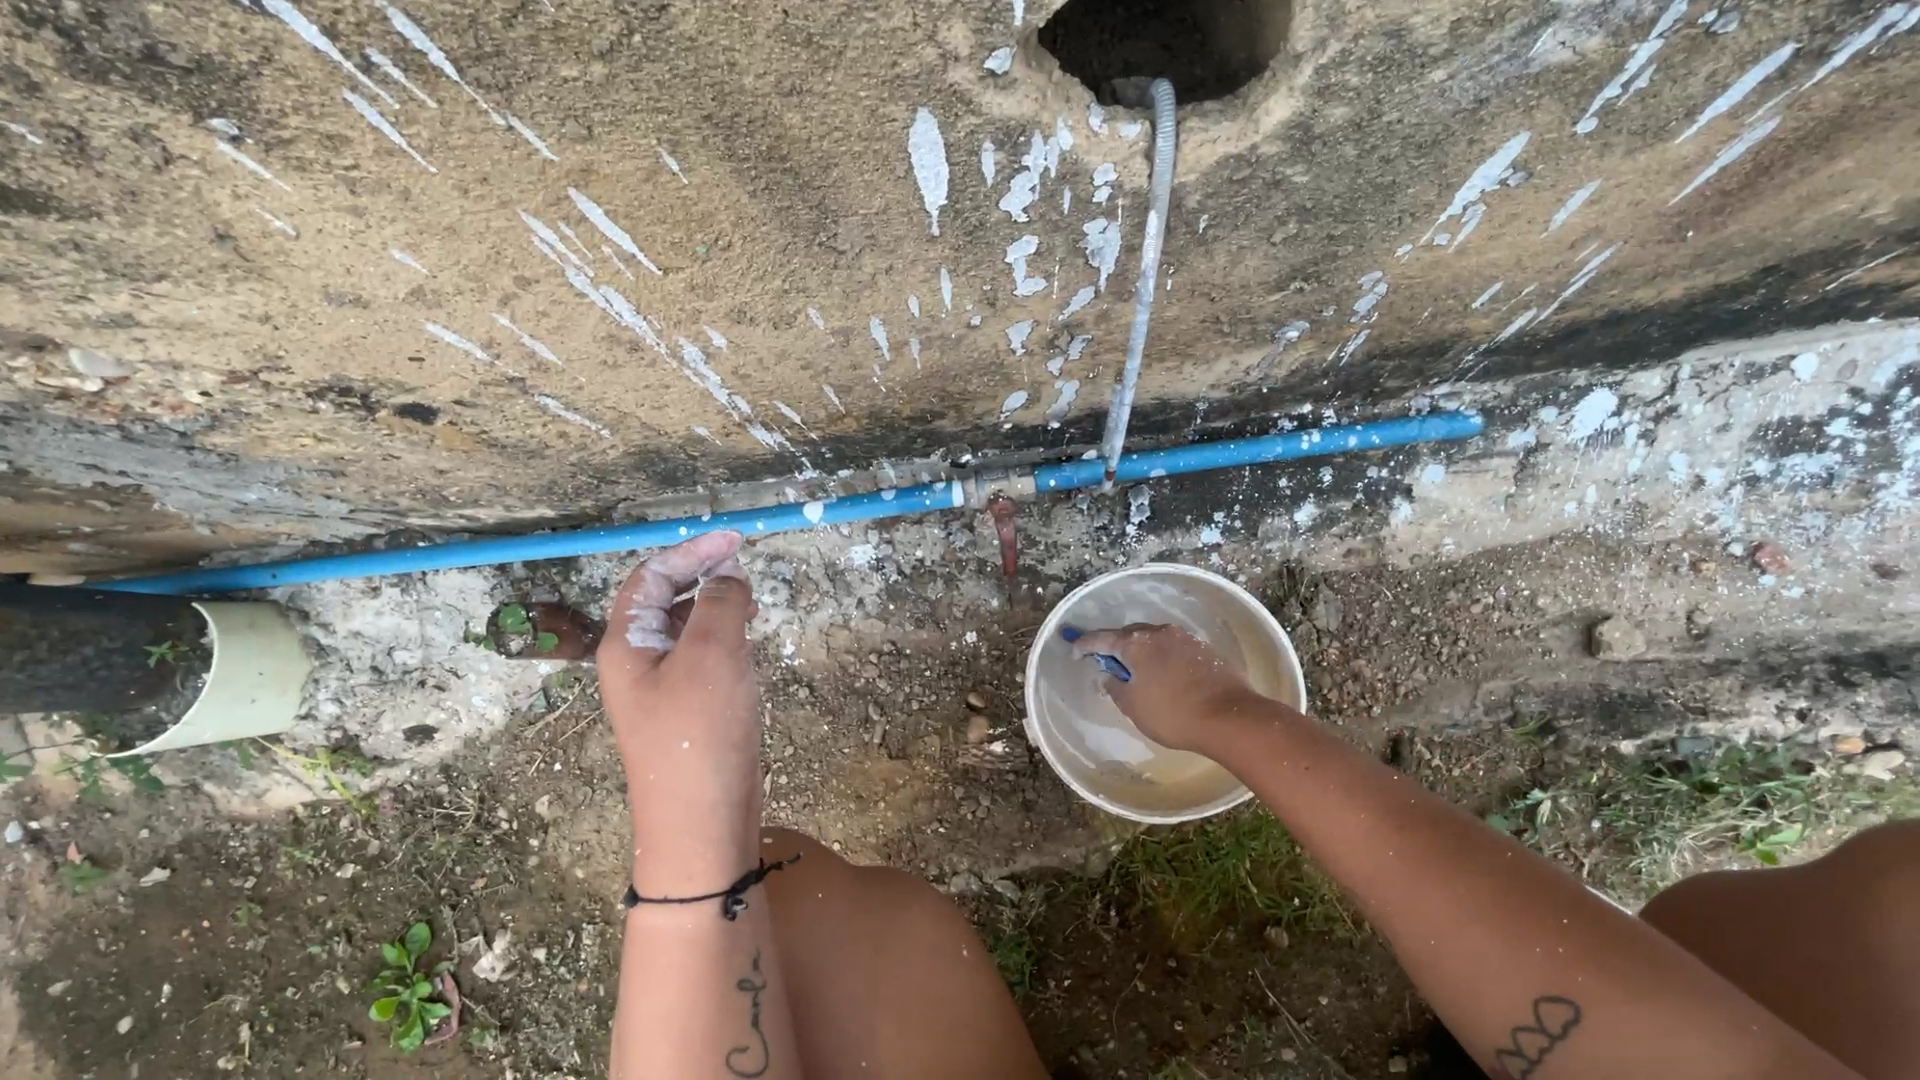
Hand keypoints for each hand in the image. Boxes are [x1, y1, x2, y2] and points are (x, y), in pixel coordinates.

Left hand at [597, 531, 761, 891]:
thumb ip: (721, 602)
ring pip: (683, 631)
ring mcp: (659, 691)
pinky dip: (723, 641)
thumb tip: (729, 576)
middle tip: (745, 569)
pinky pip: (700, 660)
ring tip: (752, 605)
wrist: (701, 823)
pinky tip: (748, 646)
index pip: (651, 577)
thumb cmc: (700, 733)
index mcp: (626, 644)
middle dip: (701, 577)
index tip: (736, 540)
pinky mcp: (685, 714)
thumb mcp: (713, 654)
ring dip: (715, 608)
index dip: (692, 551)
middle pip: (662, 601)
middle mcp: (635, 663)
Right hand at [1068, 623, 1268, 752]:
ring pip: (1154, 640)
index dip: (1085, 644)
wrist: (1230, 718)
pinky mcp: (1205, 650)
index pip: (1102, 639)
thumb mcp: (1133, 706)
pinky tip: (1164, 675)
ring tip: (1138, 672)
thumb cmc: (1173, 713)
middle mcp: (1160, 633)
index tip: (1074, 650)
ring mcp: (1185, 639)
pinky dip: (1163, 658)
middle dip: (1116, 646)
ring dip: (1142, 652)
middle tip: (1108, 663)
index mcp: (1136, 643)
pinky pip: (1174, 649)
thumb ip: (1116, 687)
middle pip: (1130, 635)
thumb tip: (1110, 676)